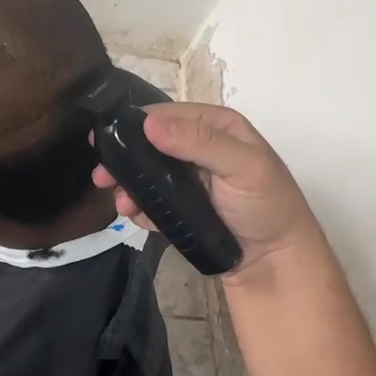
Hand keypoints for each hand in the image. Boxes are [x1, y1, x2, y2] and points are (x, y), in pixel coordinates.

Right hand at [91, 102, 320, 272]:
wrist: (273, 261)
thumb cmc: (266, 206)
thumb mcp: (241, 166)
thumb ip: (199, 142)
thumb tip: (150, 123)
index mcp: (216, 127)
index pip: (168, 114)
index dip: (135, 123)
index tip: (104, 137)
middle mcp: (198, 148)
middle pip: (149, 144)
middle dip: (123, 160)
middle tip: (101, 177)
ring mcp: (187, 179)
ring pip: (145, 175)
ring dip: (128, 188)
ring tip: (122, 206)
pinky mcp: (180, 207)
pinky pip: (151, 201)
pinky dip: (140, 209)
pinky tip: (137, 219)